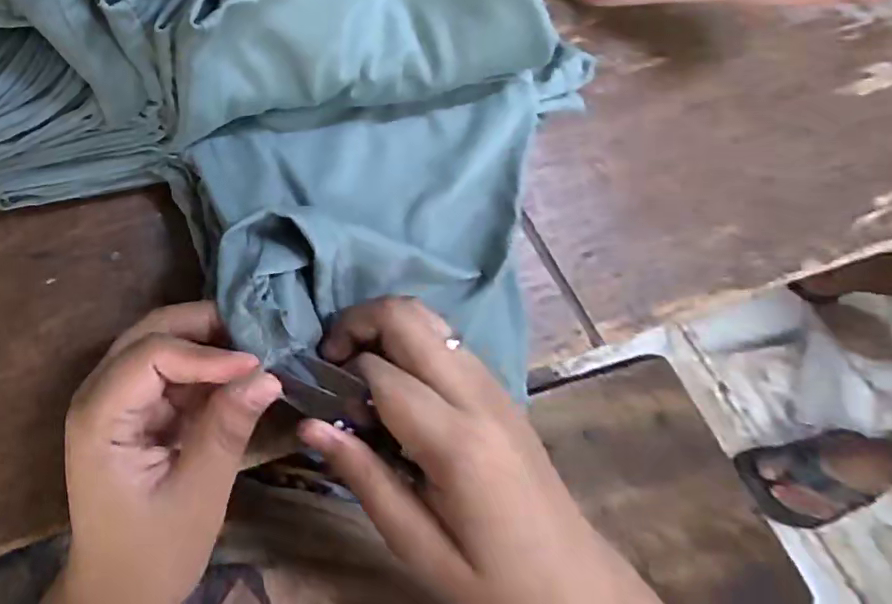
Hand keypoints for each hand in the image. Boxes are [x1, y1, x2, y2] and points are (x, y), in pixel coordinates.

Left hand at [46, 302, 281, 603]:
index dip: (204, 352)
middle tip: (257, 336)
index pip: (150, 354)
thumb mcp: (196, 497)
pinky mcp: (132, 407)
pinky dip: (202, 369)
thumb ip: (226, 430)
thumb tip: (267, 375)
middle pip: (150, 334)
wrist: (116, 592)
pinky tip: (235, 375)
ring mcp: (113, 396)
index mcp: (98, 414)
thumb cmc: (151, 554)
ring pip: (160, 344)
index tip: (255, 362)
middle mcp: (97, 392)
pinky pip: (168, 370)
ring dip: (206, 343)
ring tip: (253, 351)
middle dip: (203, 329)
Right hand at [298, 297, 660, 603]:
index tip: (326, 406)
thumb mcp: (421, 549)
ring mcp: (492, 385)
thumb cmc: (496, 585)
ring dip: (382, 326)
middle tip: (332, 361)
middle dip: (355, 323)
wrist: (582, 592)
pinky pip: (443, 336)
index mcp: (456, 442)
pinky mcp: (499, 388)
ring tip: (360, 368)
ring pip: (426, 315)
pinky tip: (397, 382)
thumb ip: (365, 479)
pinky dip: (408, 338)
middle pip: (404, 316)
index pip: (380, 371)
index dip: (340, 376)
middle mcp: (476, 396)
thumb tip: (309, 423)